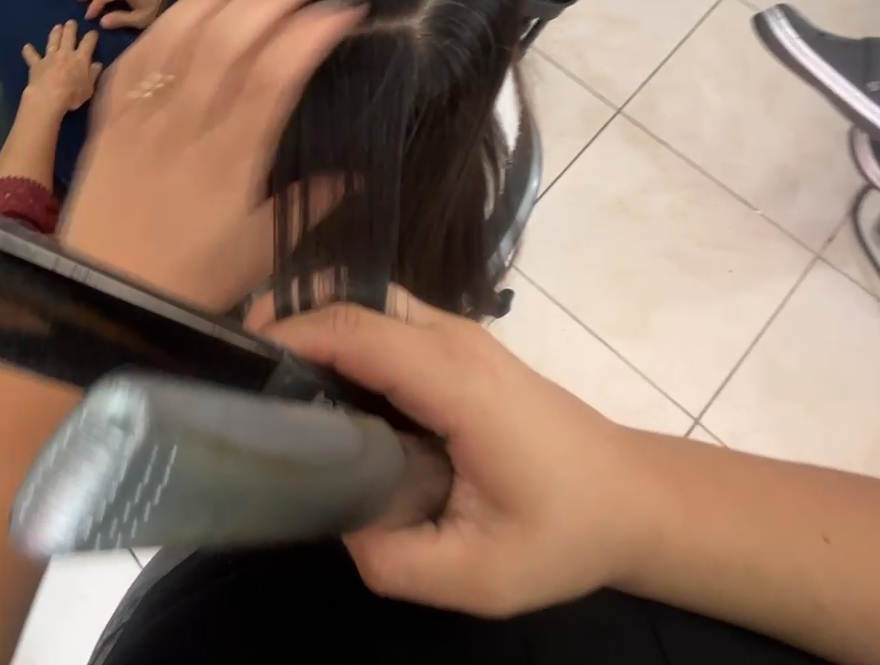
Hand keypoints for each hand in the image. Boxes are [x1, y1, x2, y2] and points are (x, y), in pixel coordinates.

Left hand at [21, 21, 100, 113]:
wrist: (49, 98)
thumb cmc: (72, 95)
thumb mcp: (88, 88)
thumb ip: (93, 74)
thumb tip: (97, 64)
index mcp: (80, 58)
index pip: (88, 43)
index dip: (91, 36)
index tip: (93, 32)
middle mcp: (65, 53)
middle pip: (68, 36)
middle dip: (71, 28)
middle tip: (71, 22)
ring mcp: (49, 57)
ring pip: (53, 41)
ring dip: (55, 33)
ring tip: (57, 27)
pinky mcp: (36, 64)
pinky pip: (31, 56)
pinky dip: (29, 51)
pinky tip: (26, 47)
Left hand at [59, 0, 363, 311]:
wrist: (102, 295)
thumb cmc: (188, 280)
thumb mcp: (260, 254)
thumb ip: (308, 208)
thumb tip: (355, 176)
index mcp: (229, 162)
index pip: (274, 77)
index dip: (309, 34)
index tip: (342, 12)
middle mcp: (183, 129)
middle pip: (226, 41)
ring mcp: (139, 120)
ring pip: (175, 38)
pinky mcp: (106, 122)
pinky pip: (130, 60)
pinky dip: (160, 27)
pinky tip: (184, 13)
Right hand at [261, 296, 663, 618]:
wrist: (634, 496)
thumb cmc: (565, 530)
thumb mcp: (484, 576)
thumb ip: (399, 561)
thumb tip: (337, 523)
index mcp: (455, 382)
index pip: (357, 332)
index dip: (293, 336)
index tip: (246, 363)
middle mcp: (452, 339)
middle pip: (354, 303)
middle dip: (292, 319)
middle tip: (247, 366)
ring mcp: (457, 334)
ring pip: (368, 302)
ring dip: (317, 323)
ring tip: (277, 370)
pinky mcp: (456, 343)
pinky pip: (386, 318)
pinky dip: (344, 332)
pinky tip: (327, 378)